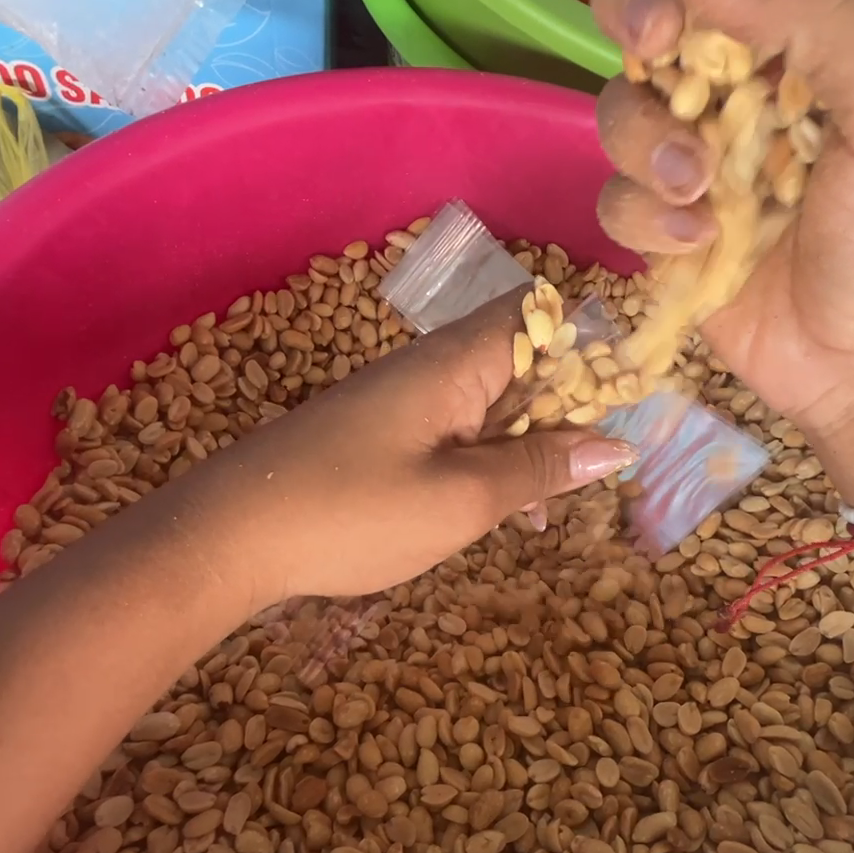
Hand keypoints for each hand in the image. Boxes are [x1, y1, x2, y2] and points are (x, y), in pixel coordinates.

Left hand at [173, 290, 636, 603]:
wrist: (230, 535)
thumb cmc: (352, 513)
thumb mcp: (461, 500)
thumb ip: (539, 469)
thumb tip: (615, 446)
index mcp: (455, 363)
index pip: (542, 317)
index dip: (591, 349)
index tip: (623, 404)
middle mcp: (431, 367)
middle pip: (522, 361)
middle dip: (566, 411)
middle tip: (589, 473)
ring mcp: (403, 401)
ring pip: (490, 403)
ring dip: (527, 447)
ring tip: (543, 510)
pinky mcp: (382, 433)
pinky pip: (454, 431)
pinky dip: (486, 463)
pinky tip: (494, 511)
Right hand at [590, 0, 853, 502]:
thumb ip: (825, 14)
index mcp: (804, 48)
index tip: (668, 17)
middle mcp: (738, 99)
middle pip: (647, 33)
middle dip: (637, 31)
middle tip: (655, 57)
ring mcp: (694, 171)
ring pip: (620, 119)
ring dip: (649, 148)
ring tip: (704, 194)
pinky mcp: (664, 237)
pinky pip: (616, 203)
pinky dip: (647, 219)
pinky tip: (698, 245)